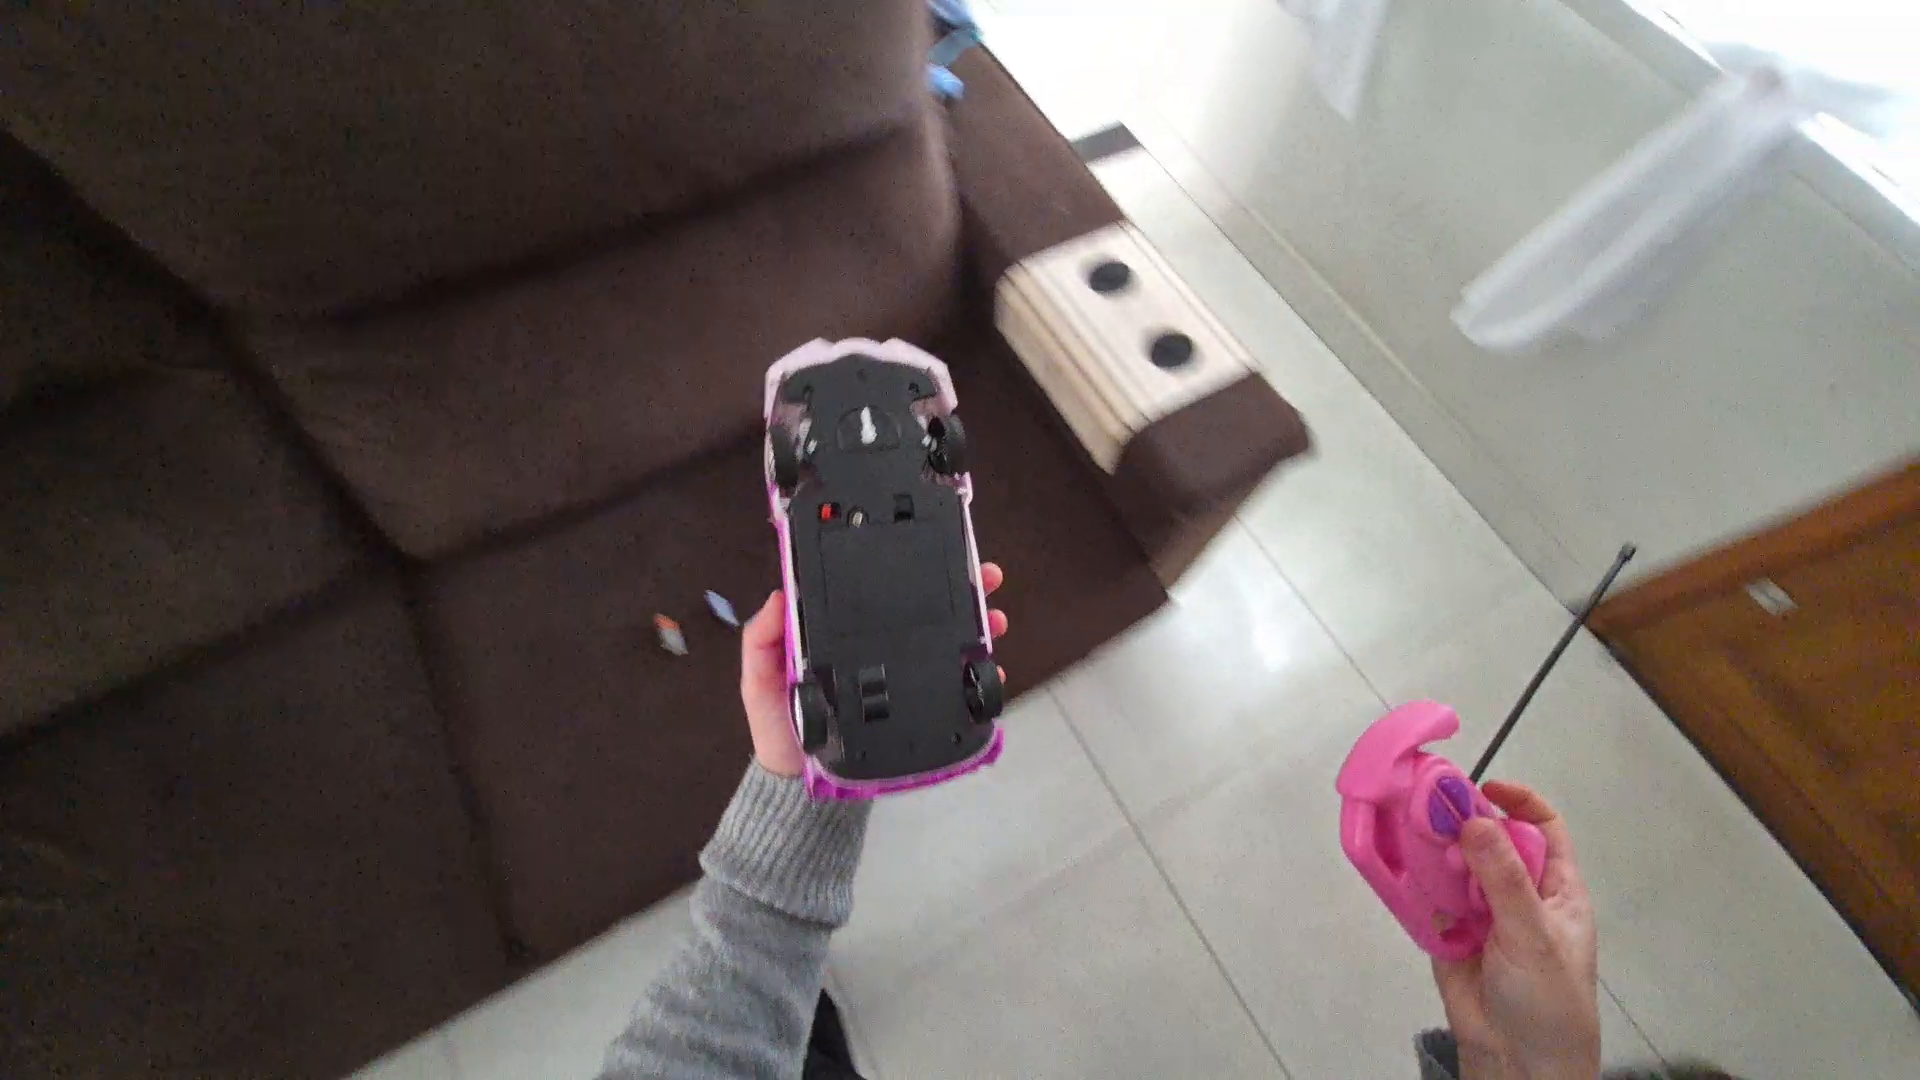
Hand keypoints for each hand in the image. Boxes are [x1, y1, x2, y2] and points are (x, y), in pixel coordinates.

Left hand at [741, 562, 1008, 777]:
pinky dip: (974, 673)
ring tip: (993, 616)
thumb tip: (779, 596)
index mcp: (842, 633)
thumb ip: (761, 639)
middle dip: (958, 589)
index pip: (877, 591)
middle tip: (984, 576)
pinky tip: (989, 666)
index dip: (902, 566)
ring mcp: (898, 676)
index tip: (928, 547)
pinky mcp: (913, 707)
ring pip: (943, 641)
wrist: (799, 783)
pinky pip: (950, 685)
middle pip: (921, 610)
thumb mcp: (759, 678)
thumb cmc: (779, 726)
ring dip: (973, 624)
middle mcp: (876, 647)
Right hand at [1431, 781, 1600, 1079]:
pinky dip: (1412, 873)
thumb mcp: (1532, 937)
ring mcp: (1479, 906)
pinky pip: (1425, 886)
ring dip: (1433, 848)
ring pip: (1452, 858)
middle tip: (1433, 819)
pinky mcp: (1445, 922)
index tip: (1480, 787)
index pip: (1543, 828)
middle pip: (1487, 837)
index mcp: (1554, 889)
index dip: (1518, 801)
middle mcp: (1516, 889)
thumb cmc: (1546, 1000)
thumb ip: (1502, 879)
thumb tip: (1473, 818)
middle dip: (1461, 823)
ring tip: (1415, 844)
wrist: (1514, 1061)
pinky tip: (1397, 863)